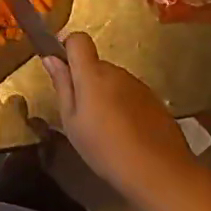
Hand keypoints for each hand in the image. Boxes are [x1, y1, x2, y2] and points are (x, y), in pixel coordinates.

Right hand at [42, 33, 194, 193]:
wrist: (159, 171)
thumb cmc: (105, 148)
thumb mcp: (72, 122)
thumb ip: (62, 86)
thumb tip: (51, 58)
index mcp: (92, 74)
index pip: (78, 39)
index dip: (68, 49)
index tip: (63, 73)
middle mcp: (117, 72)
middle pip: (95, 65)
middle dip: (86, 82)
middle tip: (81, 115)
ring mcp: (138, 85)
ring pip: (113, 81)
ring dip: (105, 96)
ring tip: (105, 130)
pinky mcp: (154, 100)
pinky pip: (130, 95)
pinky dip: (123, 107)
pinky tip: (125, 135)